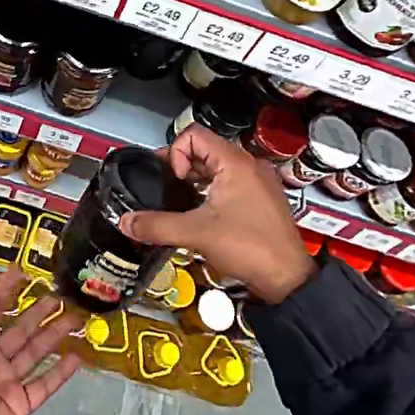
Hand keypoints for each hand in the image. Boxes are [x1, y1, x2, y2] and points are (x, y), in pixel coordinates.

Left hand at [0, 269, 81, 414]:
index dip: (5, 291)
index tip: (21, 271)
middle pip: (21, 329)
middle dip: (38, 312)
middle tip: (59, 295)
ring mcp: (8, 382)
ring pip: (36, 353)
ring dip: (54, 336)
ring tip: (74, 319)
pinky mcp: (20, 406)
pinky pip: (44, 385)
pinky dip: (60, 372)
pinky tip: (76, 358)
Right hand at [117, 124, 315, 303]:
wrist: (287, 279)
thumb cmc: (252, 248)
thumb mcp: (196, 234)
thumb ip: (157, 225)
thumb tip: (127, 222)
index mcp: (235, 163)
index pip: (194, 135)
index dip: (175, 154)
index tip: (175, 180)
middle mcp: (249, 166)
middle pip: (204, 149)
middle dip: (181, 167)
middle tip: (169, 190)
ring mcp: (257, 182)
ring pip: (216, 167)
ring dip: (195, 180)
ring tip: (183, 203)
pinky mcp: (260, 199)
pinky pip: (228, 183)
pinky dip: (210, 192)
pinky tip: (202, 214)